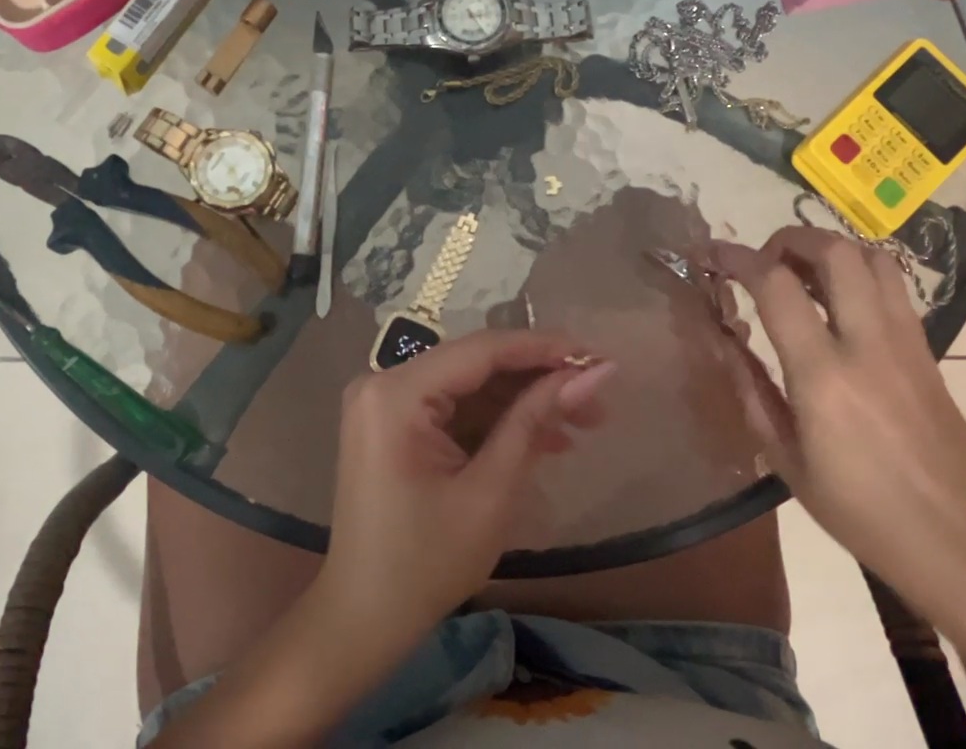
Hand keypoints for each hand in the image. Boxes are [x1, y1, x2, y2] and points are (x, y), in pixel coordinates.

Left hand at [318, 330, 613, 651]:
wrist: (365, 617)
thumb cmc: (427, 561)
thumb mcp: (490, 491)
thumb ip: (536, 420)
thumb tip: (595, 373)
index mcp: (395, 393)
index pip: (481, 350)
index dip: (544, 348)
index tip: (599, 357)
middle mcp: (382, 384)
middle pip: (476, 366)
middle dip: (539, 380)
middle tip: (598, 401)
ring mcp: (384, 405)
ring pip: (470, 387)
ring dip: (524, 403)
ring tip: (585, 424)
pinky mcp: (393, 426)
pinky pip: (453, 410)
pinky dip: (496, 423)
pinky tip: (545, 439)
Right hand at [712, 228, 965, 624]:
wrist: (957, 540)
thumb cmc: (859, 511)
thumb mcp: (785, 460)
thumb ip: (751, 390)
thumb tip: (725, 339)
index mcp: (824, 375)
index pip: (777, 286)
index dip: (737, 258)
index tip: (711, 254)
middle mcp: (869, 343)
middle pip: (835, 251)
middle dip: (789, 239)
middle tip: (762, 261)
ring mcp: (906, 342)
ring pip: (874, 258)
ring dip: (830, 250)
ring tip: (800, 274)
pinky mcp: (929, 351)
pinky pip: (894, 287)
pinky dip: (860, 273)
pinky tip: (838, 304)